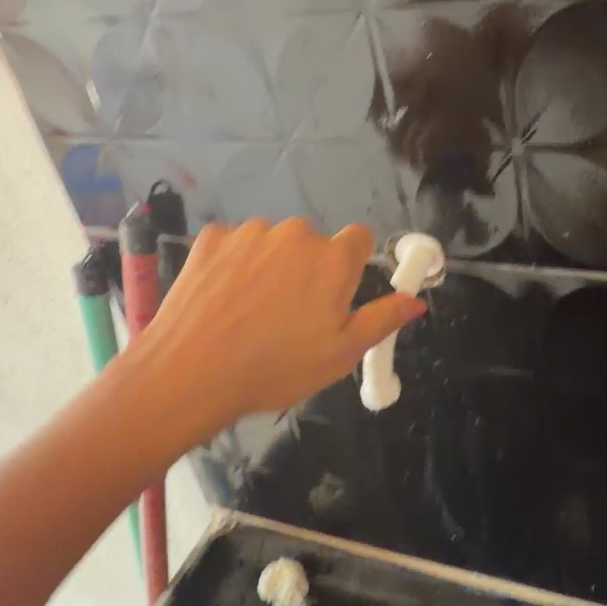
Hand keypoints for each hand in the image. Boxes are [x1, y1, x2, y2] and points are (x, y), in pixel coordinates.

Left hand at [116, 219, 427, 432]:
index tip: (337, 296)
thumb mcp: (341, 354)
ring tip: (252, 312)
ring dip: (272, 265)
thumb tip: (416, 300)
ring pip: (274, 242)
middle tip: (291, 316)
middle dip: (309, 269)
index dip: (352, 265)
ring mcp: (250, 232)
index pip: (360, 238)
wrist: (190, 373)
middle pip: (314, 242)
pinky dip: (235, 265)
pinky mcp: (212, 238)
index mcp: (333, 259)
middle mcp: (296, 234)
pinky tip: (223, 300)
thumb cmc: (276, 368)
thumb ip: (382, 319)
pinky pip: (235, 245)